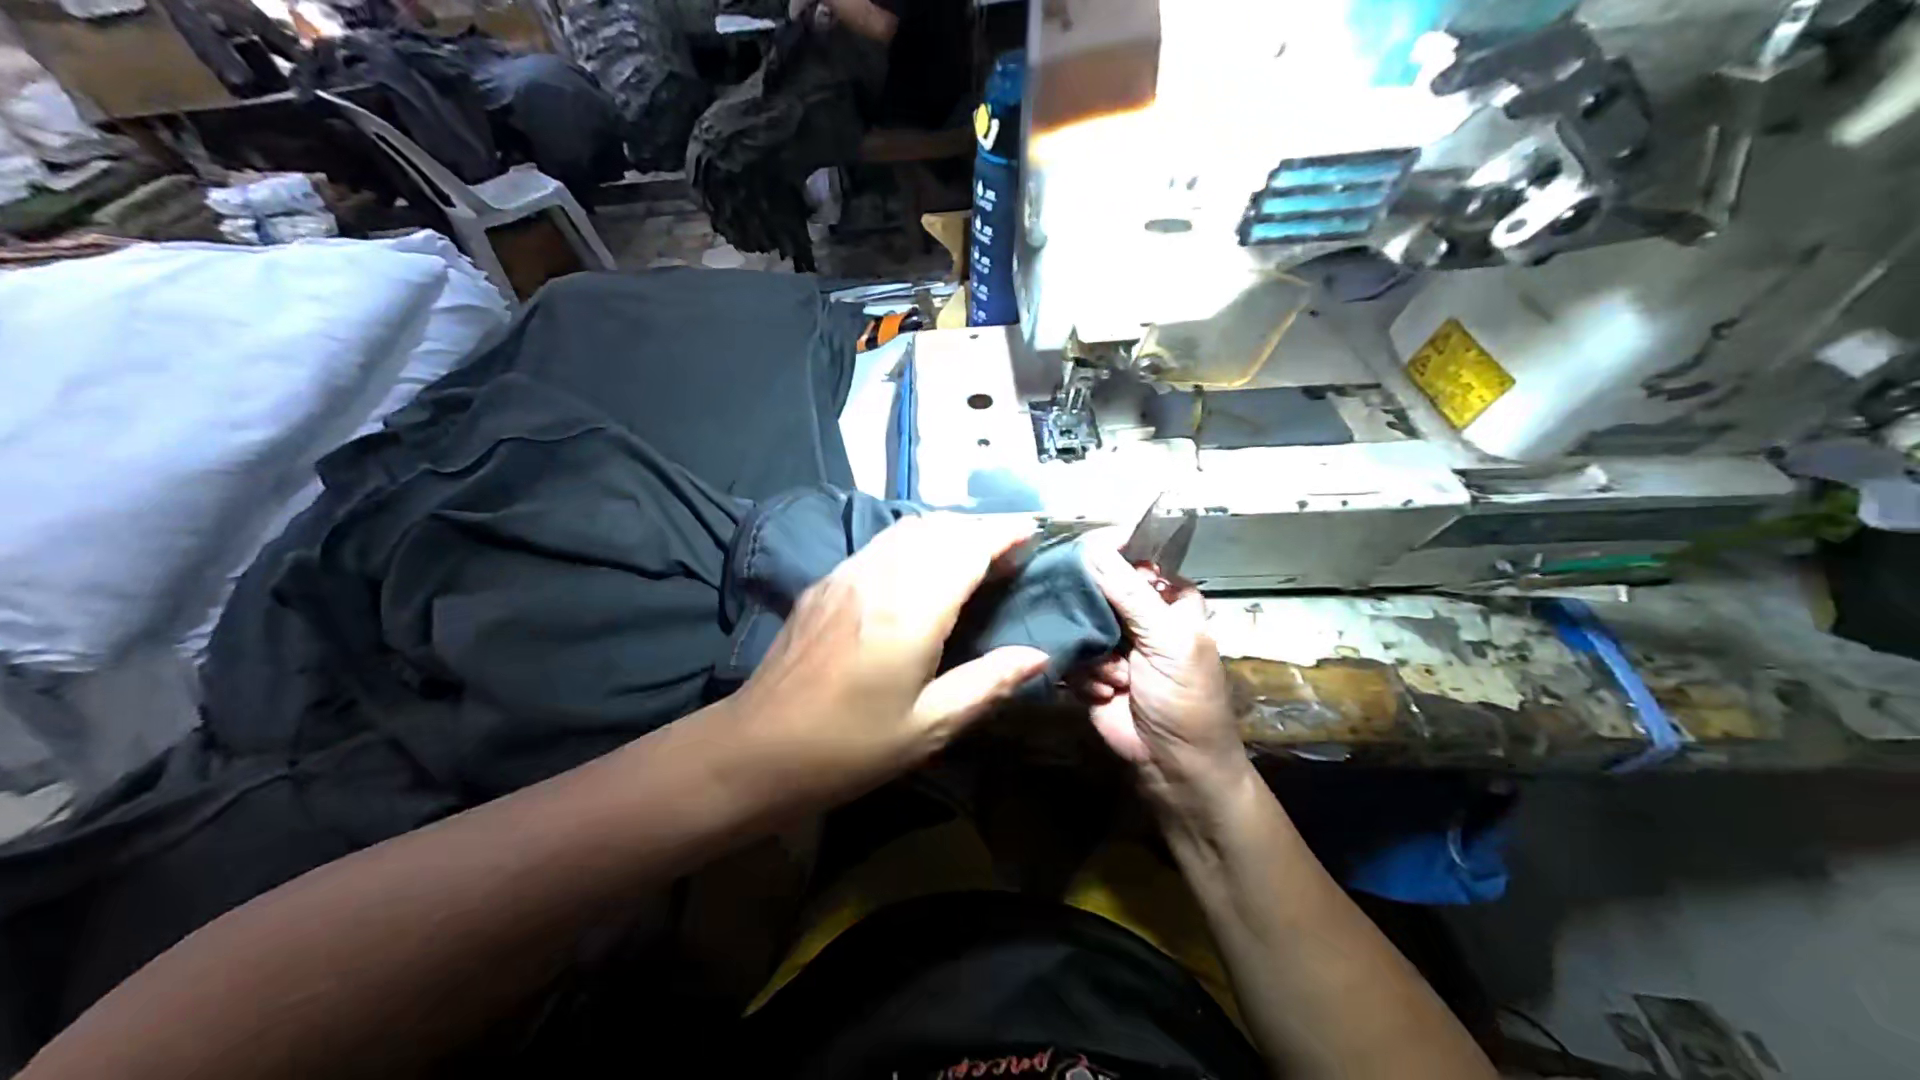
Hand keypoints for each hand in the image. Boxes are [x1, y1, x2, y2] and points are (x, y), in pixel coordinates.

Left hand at [731, 514, 1047, 802]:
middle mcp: (879, 577)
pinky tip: (921, 568)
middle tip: (1010, 548)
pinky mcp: (826, 583)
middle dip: (980, 527)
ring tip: (973, 553)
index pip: (966, 548)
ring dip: (947, 530)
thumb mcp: (928, 726)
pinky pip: (881, 544)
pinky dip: (914, 541)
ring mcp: (847, 575)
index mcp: (911, 610)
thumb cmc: (849, 747)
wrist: (757, 748)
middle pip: (938, 528)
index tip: (1032, 532)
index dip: (1003, 533)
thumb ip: (987, 683)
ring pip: (907, 529)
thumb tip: (1037, 655)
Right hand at [1074, 533, 1249, 811]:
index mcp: (1168, 601)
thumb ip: (1129, 593)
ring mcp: (1111, 646)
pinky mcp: (1089, 673)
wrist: (1172, 766)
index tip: (1082, 555)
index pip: (1132, 562)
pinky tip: (1105, 694)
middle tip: (1100, 632)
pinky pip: (1071, 658)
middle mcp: (1138, 618)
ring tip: (1118, 680)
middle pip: (1098, 591)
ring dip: (1096, 656)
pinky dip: (1086, 677)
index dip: (1107, 558)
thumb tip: (1094, 547)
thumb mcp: (1167, 640)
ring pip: (1079, 625)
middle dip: (1094, 615)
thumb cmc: (1185, 699)